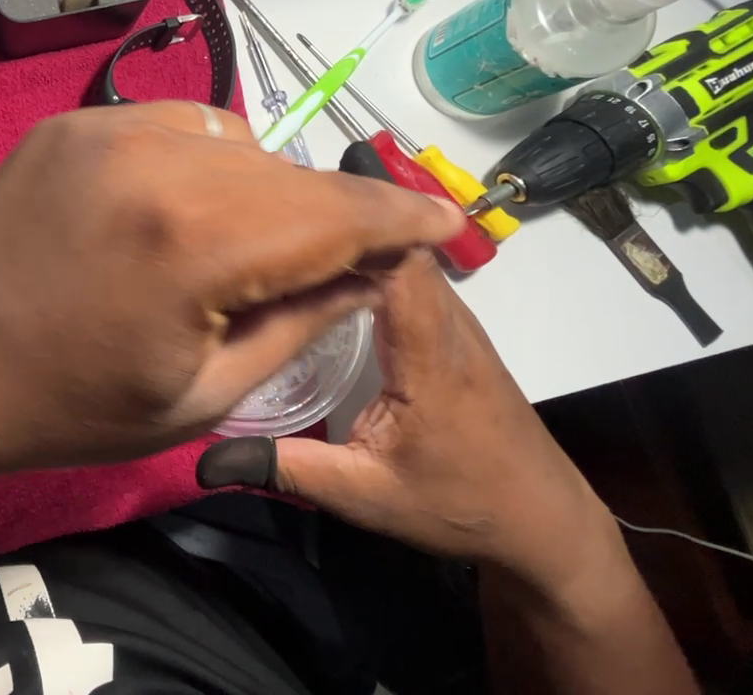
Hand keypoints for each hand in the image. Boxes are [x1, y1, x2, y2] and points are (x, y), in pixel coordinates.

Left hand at [0, 101, 466, 484]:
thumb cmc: (67, 404)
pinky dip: (200, 158)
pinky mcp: (70, 124)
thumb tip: (367, 272)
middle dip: (332, 210)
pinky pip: (170, 125)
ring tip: (244, 239)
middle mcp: (155, 158)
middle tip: (343, 253)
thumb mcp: (202, 394)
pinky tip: (180, 205)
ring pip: (234, 137)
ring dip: (262, 182)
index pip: (335, 211)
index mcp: (196, 239)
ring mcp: (104, 129)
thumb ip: (299, 321)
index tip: (443, 222)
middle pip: (288, 171)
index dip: (400, 217)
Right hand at [197, 252, 615, 592]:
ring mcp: (456, 326)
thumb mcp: (364, 496)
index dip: (350, 234)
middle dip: (338, 231)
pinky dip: (372, 266)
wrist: (544, 526)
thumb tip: (208, 458)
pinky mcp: (454, 334)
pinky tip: (328, 278)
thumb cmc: (460, 507)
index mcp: (430, 356)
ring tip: (291, 246)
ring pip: (407, 259)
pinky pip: (412, 279)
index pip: (401, 264)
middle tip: (272, 231)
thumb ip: (289, 468)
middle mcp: (449, 326)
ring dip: (356, 246)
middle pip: (399, 249)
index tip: (289, 226)